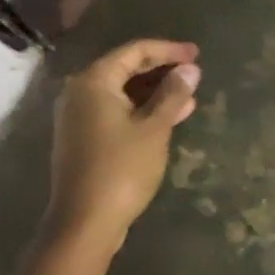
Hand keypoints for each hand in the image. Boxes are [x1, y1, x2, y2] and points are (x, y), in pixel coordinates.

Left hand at [48, 39, 201, 246]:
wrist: (83, 224)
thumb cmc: (121, 170)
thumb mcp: (153, 129)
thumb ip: (172, 95)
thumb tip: (190, 70)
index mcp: (94, 80)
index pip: (135, 51)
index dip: (168, 50)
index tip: (197, 54)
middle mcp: (80, 92)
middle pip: (126, 69)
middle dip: (162, 71)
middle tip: (194, 73)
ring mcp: (78, 117)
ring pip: (122, 93)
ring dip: (154, 93)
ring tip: (189, 96)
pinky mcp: (82, 138)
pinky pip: (115, 111)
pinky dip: (140, 110)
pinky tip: (168, 118)